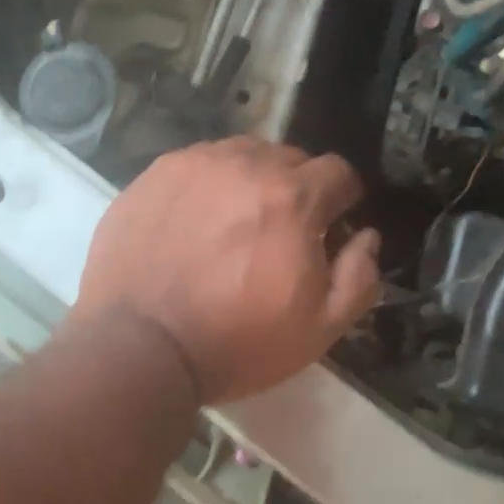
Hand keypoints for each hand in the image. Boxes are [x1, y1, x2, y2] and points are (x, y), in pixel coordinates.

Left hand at [73, 137, 382, 404]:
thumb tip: (367, 236)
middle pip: (290, 159)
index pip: (338, 171)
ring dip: (251, 181)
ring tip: (233, 225)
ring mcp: (197, 162)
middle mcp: (248, 163)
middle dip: (296, 189)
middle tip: (278, 233)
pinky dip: (207, 185)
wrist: (136, 348)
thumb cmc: (236, 342)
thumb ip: (359, 276)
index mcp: (294, 196)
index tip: (330, 228)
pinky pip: (199, 164)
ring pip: (243, 155)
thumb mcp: (319, 329)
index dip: (342, 200)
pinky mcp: (157, 171)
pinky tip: (193, 224)